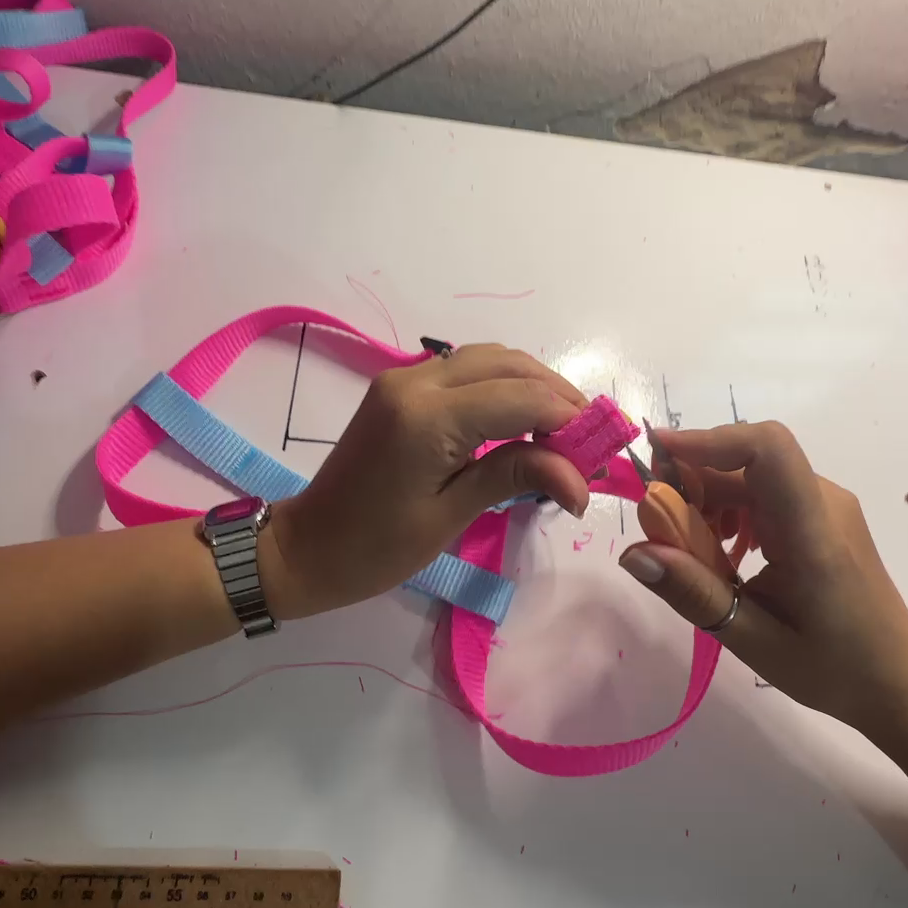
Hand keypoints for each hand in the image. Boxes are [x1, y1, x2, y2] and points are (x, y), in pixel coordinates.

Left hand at [263, 344, 592, 618]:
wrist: (306, 547)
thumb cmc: (375, 548)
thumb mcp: (451, 516)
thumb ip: (515, 477)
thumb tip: (582, 481)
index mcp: (428, 416)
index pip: (520, 397)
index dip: (568, 419)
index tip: (601, 452)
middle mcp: (415, 380)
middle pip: (509, 364)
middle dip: (556, 396)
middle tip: (587, 441)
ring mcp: (404, 378)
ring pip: (488, 359)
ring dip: (530, 386)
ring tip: (560, 433)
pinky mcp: (399, 387)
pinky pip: (464, 370)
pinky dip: (501, 387)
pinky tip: (518, 422)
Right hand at [617, 421, 907, 732]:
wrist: (898, 680)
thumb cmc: (834, 667)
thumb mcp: (754, 640)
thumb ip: (694, 593)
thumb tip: (634, 554)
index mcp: (813, 531)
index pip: (767, 449)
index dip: (708, 440)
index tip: (656, 456)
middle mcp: (822, 501)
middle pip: (744, 460)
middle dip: (690, 480)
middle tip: (655, 526)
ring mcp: (822, 502)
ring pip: (746, 473)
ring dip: (704, 496)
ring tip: (686, 547)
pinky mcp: (816, 511)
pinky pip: (759, 489)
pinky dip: (725, 507)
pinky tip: (717, 550)